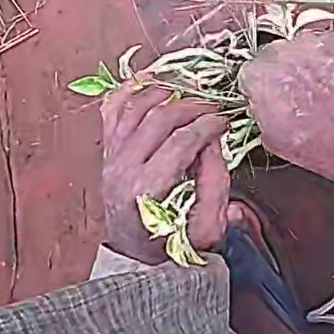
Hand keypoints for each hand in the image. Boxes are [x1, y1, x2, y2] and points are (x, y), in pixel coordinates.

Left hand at [99, 83, 229, 262]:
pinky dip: (131, 89)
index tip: (225, 121)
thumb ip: (215, 184)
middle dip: (192, 106)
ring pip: (134, 107)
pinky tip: (152, 80)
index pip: (179, 142)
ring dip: (164, 92)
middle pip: (158, 119)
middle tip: (213, 107)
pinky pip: (114, 109)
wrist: (137, 253)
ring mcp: (111, 156)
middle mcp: (122, 169)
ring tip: (190, 92)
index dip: (206, 126)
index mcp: (145, 190)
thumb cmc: (173, 243)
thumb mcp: (206, 228)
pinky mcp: (108, 149)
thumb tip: (214, 143)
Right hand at [239, 31, 333, 218]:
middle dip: (283, 69)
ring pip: (299, 45)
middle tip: (298, 90)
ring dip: (305, 60)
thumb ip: (260, 110)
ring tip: (320, 84)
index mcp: (257, 76)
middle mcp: (279, 53)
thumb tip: (260, 103)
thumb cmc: (316, 141)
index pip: (250, 72)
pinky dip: (330, 55)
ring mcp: (308, 43)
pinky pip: (325, 43)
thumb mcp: (271, 137)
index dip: (262, 85)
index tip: (272, 93)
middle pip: (273, 54)